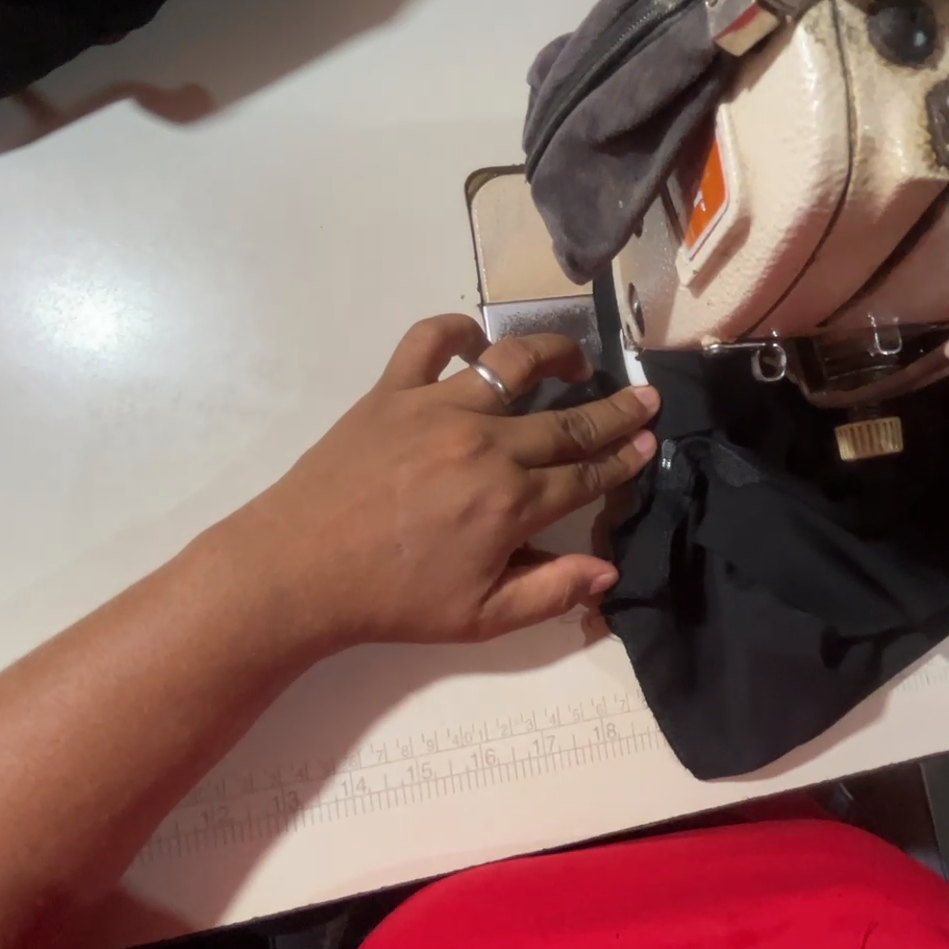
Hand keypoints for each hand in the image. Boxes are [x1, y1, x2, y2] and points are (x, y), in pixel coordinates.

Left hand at [209, 315, 657, 650]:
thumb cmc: (394, 599)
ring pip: (512, 362)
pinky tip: (474, 340)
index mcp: (513, 502)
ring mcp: (440, 408)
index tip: (648, 438)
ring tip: (575, 358)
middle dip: (614, 409)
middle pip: (568, 420)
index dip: (624, 457)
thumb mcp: (481, 618)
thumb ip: (551, 592)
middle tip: (644, 395)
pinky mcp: (394, 390)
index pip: (586, 474)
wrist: (299, 572)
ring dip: (554, 353)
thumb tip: (609, 571)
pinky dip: (456, 329)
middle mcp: (488, 444)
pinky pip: (429, 339)